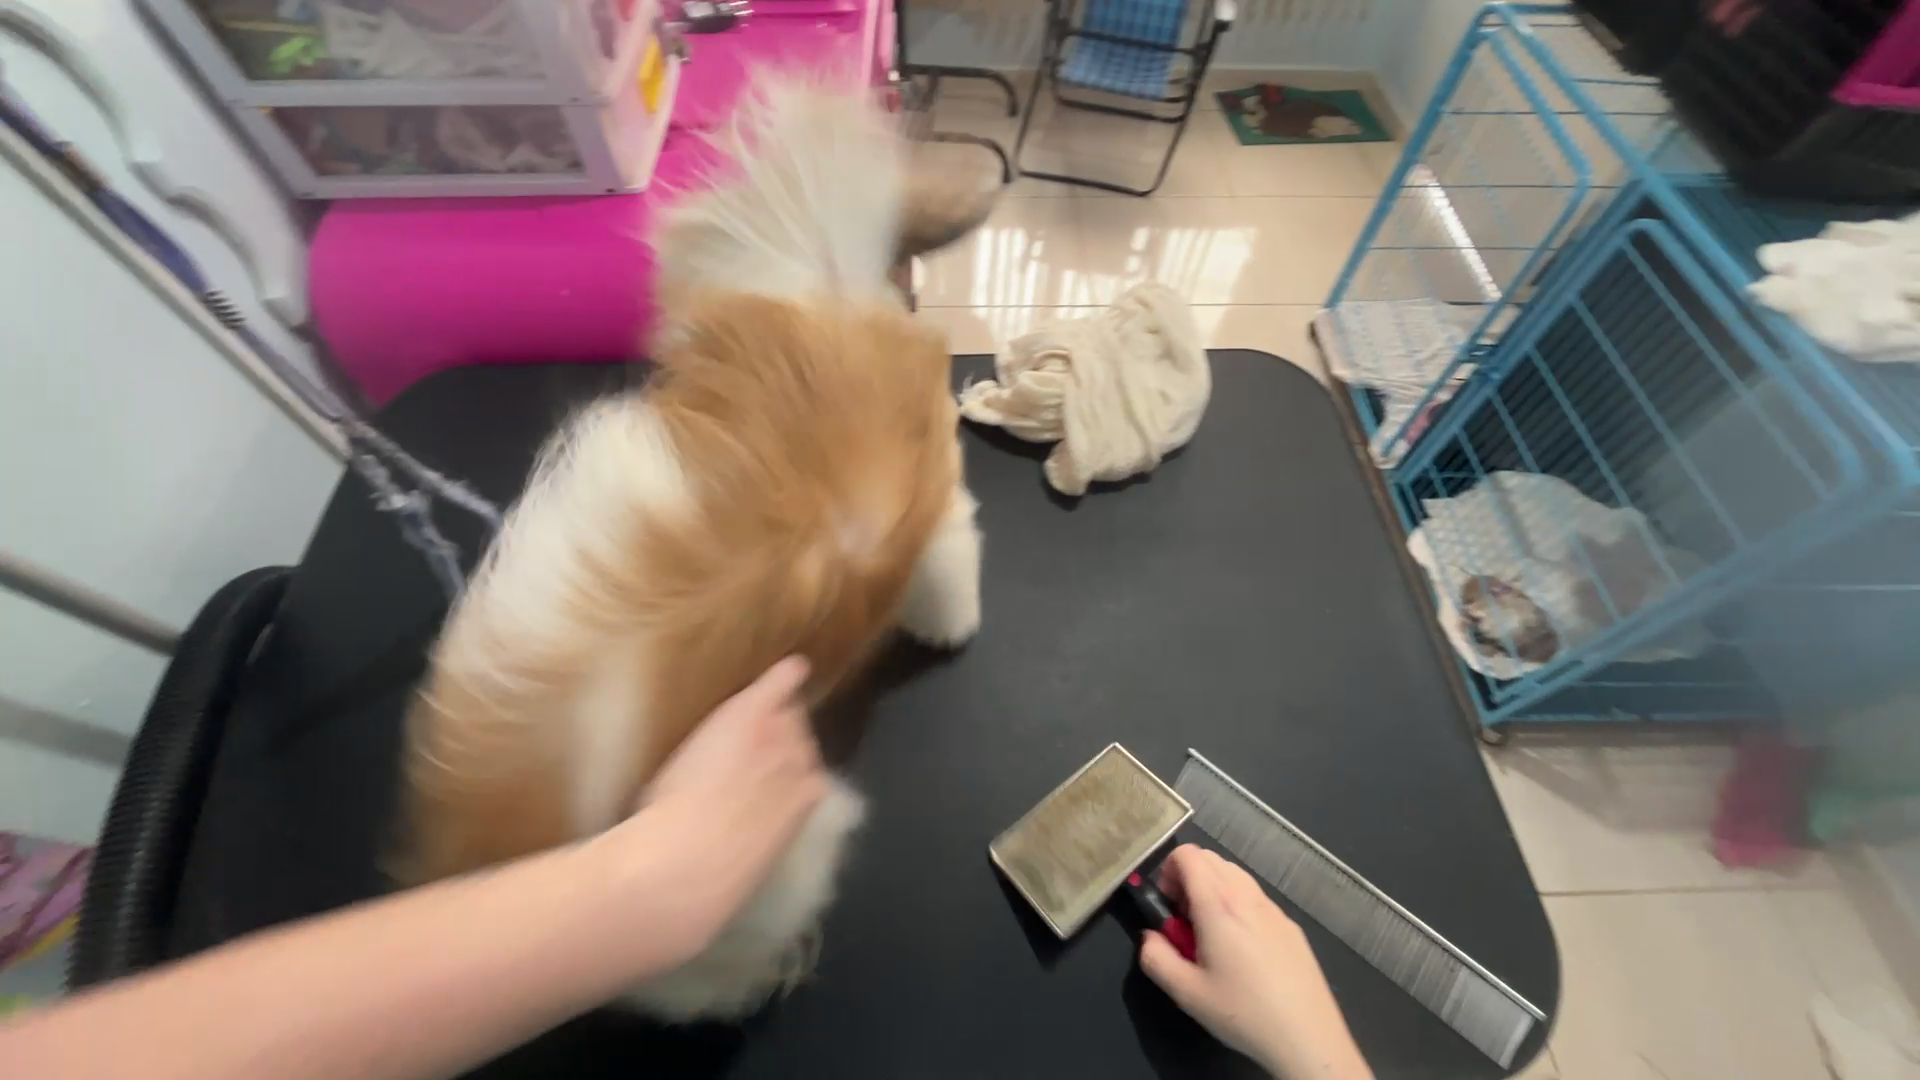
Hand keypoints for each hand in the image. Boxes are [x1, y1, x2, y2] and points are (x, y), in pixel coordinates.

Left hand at [602, 657, 828, 966]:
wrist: (689, 858)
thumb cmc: (715, 874)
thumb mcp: (753, 857)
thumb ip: (769, 830)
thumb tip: (766, 826)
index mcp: (804, 801)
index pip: (810, 774)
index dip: (784, 774)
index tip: (766, 780)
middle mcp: (801, 763)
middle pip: (800, 738)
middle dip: (778, 742)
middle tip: (745, 755)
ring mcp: (778, 735)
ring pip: (786, 714)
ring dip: (770, 716)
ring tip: (746, 722)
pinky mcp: (752, 712)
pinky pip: (779, 686)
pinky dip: (783, 678)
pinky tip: (793, 666)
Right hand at [1138, 845, 1372, 1079]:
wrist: (1309, 1040)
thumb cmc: (1243, 1013)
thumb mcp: (1186, 993)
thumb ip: (1155, 957)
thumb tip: (1150, 936)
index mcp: (1217, 904)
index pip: (1187, 854)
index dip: (1168, 870)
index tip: (1168, 905)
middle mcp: (1246, 895)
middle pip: (1210, 858)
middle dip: (1188, 877)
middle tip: (1184, 919)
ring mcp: (1273, 908)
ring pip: (1234, 873)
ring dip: (1213, 887)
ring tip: (1211, 933)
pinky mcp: (1291, 926)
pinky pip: (1255, 896)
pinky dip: (1238, 903)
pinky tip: (1243, 949)